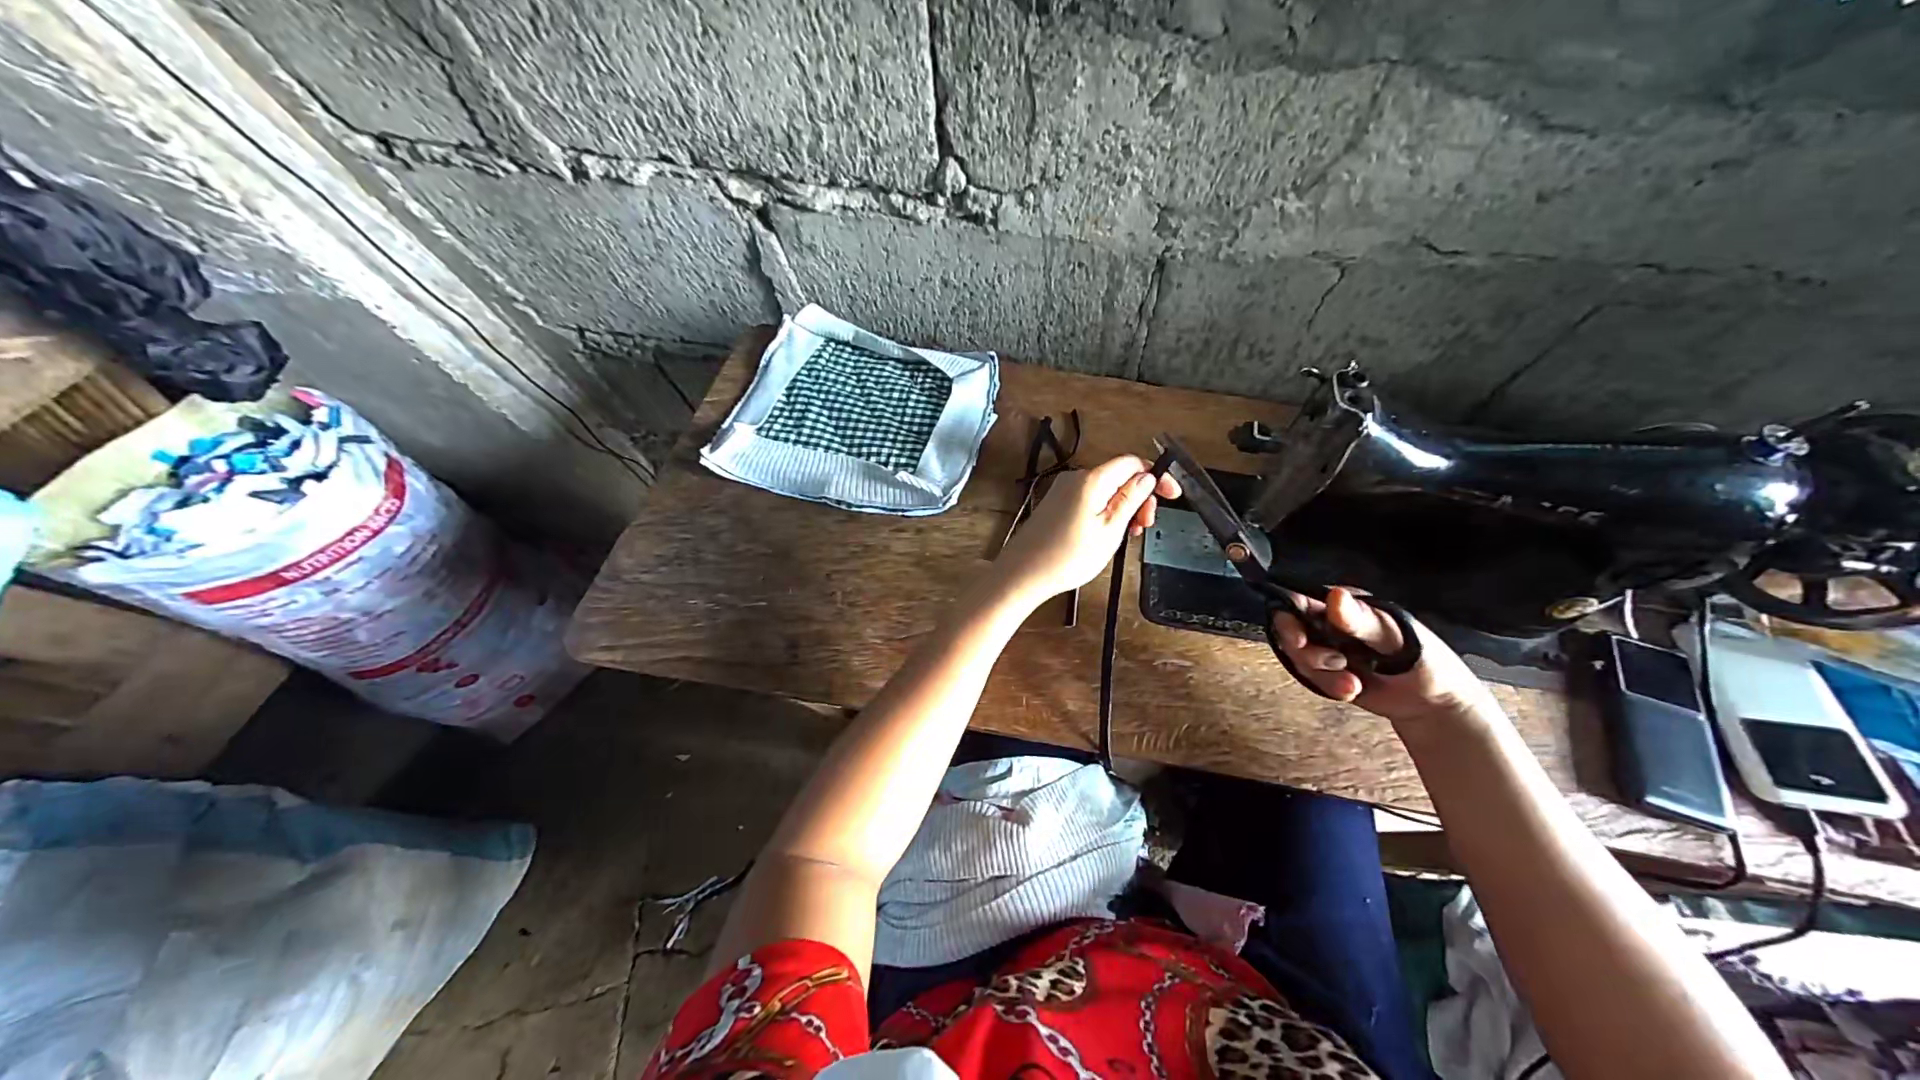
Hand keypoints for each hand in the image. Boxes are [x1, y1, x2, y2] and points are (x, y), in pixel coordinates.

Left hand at [993, 454, 1181, 603]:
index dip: (1155, 476)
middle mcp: (1075, 479)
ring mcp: (1063, 491)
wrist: (1024, 573)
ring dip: (1123, 507)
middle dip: (1139, 496)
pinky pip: (1090, 499)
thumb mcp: (1111, 531)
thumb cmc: (1064, 558)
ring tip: (1128, 534)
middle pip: (1119, 476)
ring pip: (1105, 490)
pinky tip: (1108, 534)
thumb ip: (1131, 500)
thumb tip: (1147, 478)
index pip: (1132, 463)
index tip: (1171, 494)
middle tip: (1145, 523)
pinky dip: (1105, 512)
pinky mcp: (1056, 504)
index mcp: (1091, 481)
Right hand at [1272, 587, 1500, 725]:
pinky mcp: (1325, 671)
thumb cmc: (1424, 659)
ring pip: (1298, 657)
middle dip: (1307, 653)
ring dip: (1322, 674)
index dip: (1290, 619)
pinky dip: (1328, 686)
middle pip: (1291, 631)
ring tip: (1353, 683)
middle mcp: (1328, 621)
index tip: (1300, 640)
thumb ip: (1361, 620)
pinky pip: (1309, 677)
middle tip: (1332, 663)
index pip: (1300, 601)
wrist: (1435, 702)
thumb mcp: (1395, 637)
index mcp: (1344, 603)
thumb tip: (1335, 595)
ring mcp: (1325, 647)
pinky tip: (1351, 689)